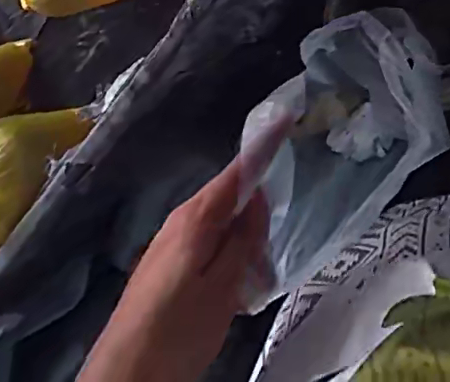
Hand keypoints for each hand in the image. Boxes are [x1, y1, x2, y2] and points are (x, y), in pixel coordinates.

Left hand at [78, 158, 269, 381]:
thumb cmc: (176, 333)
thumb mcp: (223, 287)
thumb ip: (243, 237)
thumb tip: (257, 197)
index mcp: (197, 217)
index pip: (239, 169)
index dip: (265, 145)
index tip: (286, 117)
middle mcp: (180, 220)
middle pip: (230, 200)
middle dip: (255, 220)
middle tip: (267, 262)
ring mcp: (168, 243)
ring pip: (219, 228)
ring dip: (241, 248)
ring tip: (250, 290)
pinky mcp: (163, 266)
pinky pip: (205, 248)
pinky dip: (224, 261)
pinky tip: (229, 297)